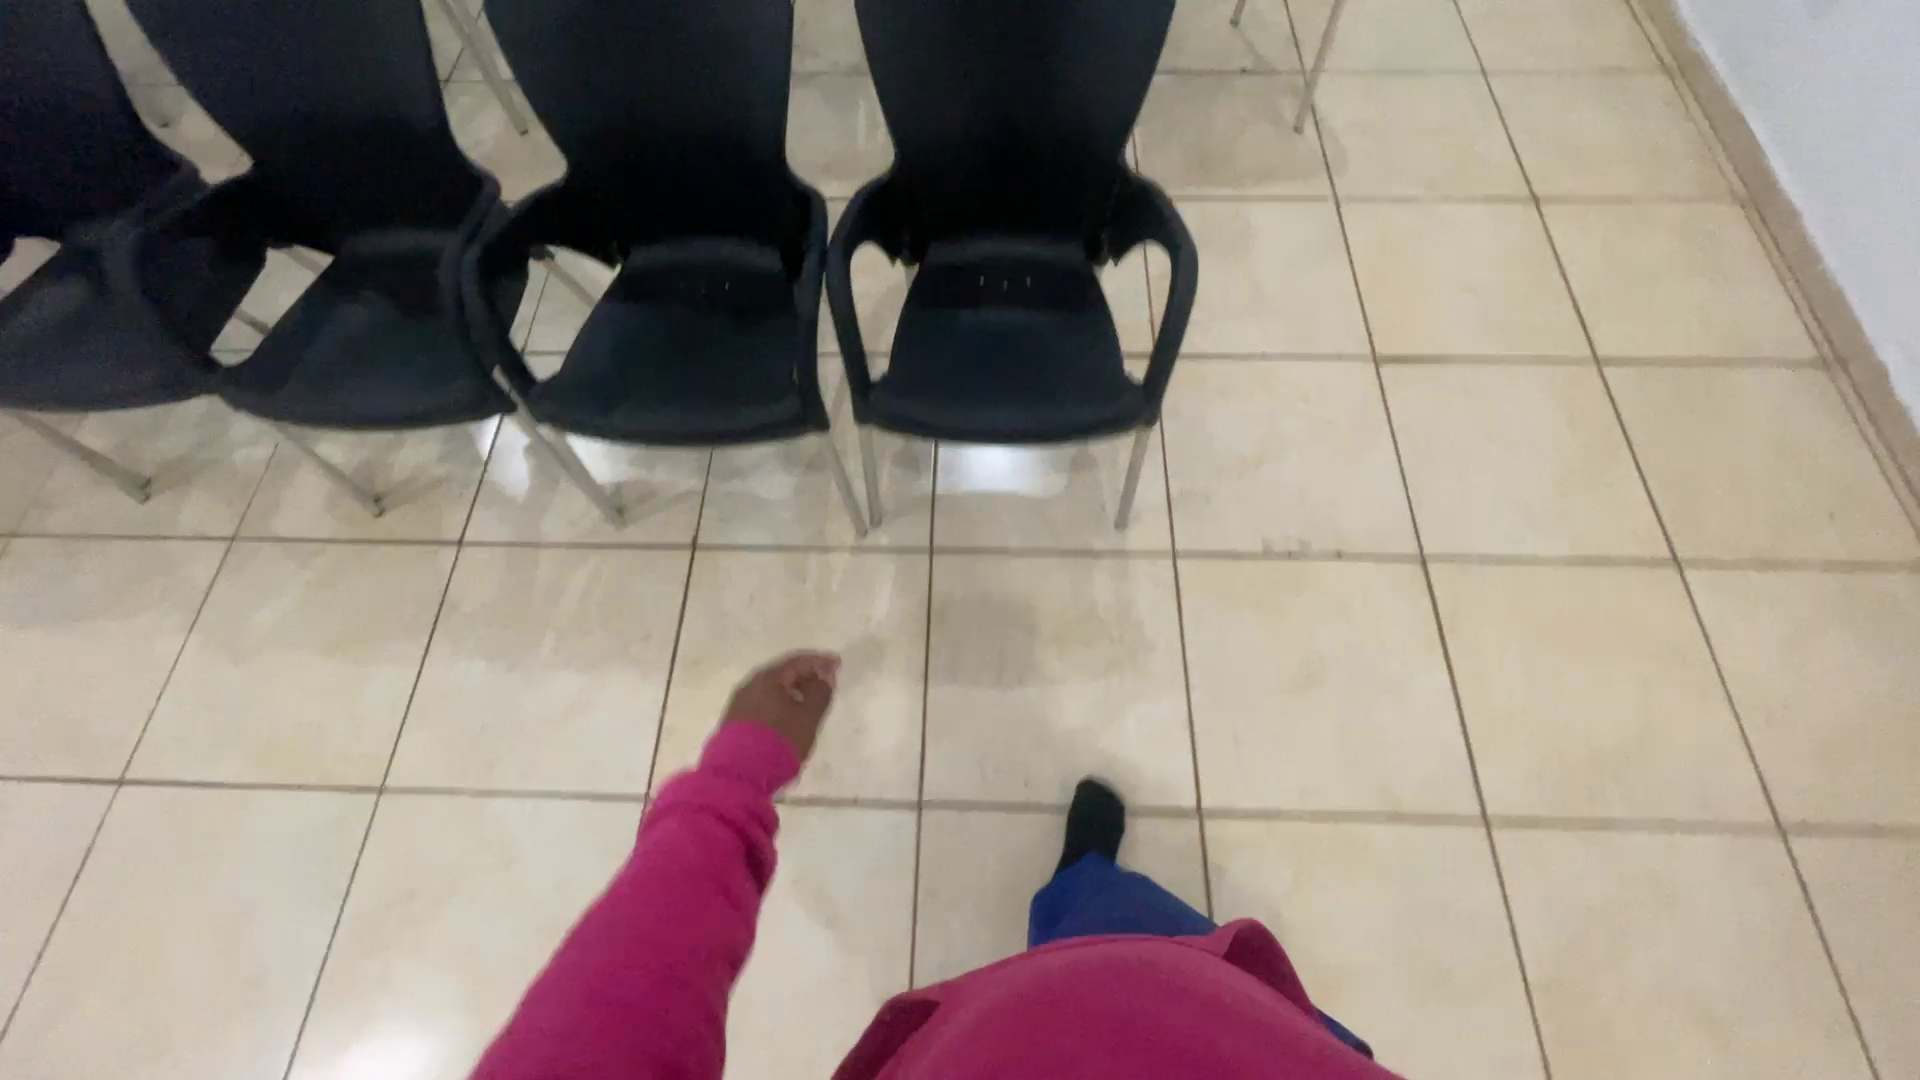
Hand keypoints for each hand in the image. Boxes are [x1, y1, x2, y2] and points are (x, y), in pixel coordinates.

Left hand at [721, 651, 841, 761]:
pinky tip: (788, 715)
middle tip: (824, 682)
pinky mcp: (734, 721)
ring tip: (809, 701)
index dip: (820, 661)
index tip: (837, 665)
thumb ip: (821, 692)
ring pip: (771, 689)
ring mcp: (739, 703)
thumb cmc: (780, 740)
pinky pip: (762, 703)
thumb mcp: (809, 716)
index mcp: (768, 678)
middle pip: (783, 673)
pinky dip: (779, 703)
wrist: (739, 775)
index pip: (798, 661)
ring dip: (792, 690)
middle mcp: (750, 685)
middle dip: (805, 675)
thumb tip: (825, 675)